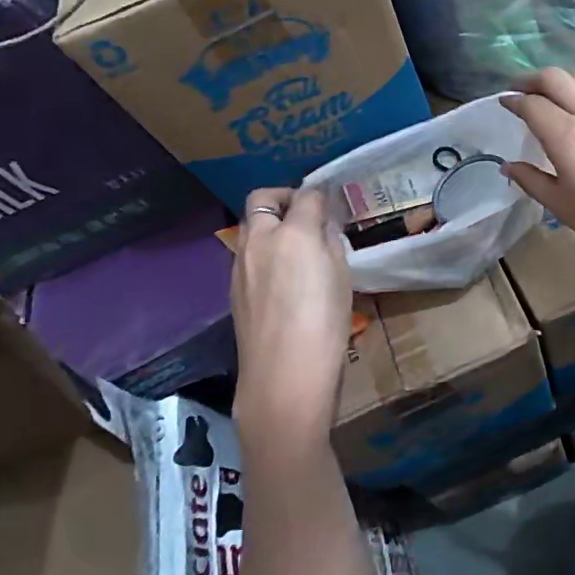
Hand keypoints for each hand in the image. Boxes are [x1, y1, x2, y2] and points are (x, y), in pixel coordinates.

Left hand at [231, 188, 351, 445]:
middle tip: (305, 216)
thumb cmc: (325, 329)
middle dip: (283, 199)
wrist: (283, 378)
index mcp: (293, 234)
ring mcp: (240, 264)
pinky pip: (245, 254)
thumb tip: (322, 226)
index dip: (321, 196)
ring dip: (269, 225)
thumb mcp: (341, 280)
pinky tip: (279, 278)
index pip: (307, 196)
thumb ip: (330, 244)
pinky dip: (261, 252)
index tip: (330, 205)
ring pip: (250, 227)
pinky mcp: (233, 288)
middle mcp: (259, 240)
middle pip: (262, 199)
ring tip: (293, 248)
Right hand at [503, 67, 574, 299]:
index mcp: (566, 137)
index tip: (503, 103)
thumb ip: (531, 179)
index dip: (512, 100)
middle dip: (532, 80)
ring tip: (551, 98)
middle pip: (556, 78)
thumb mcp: (560, 205)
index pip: (532, 105)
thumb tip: (508, 166)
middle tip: (519, 91)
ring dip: (561, 82)